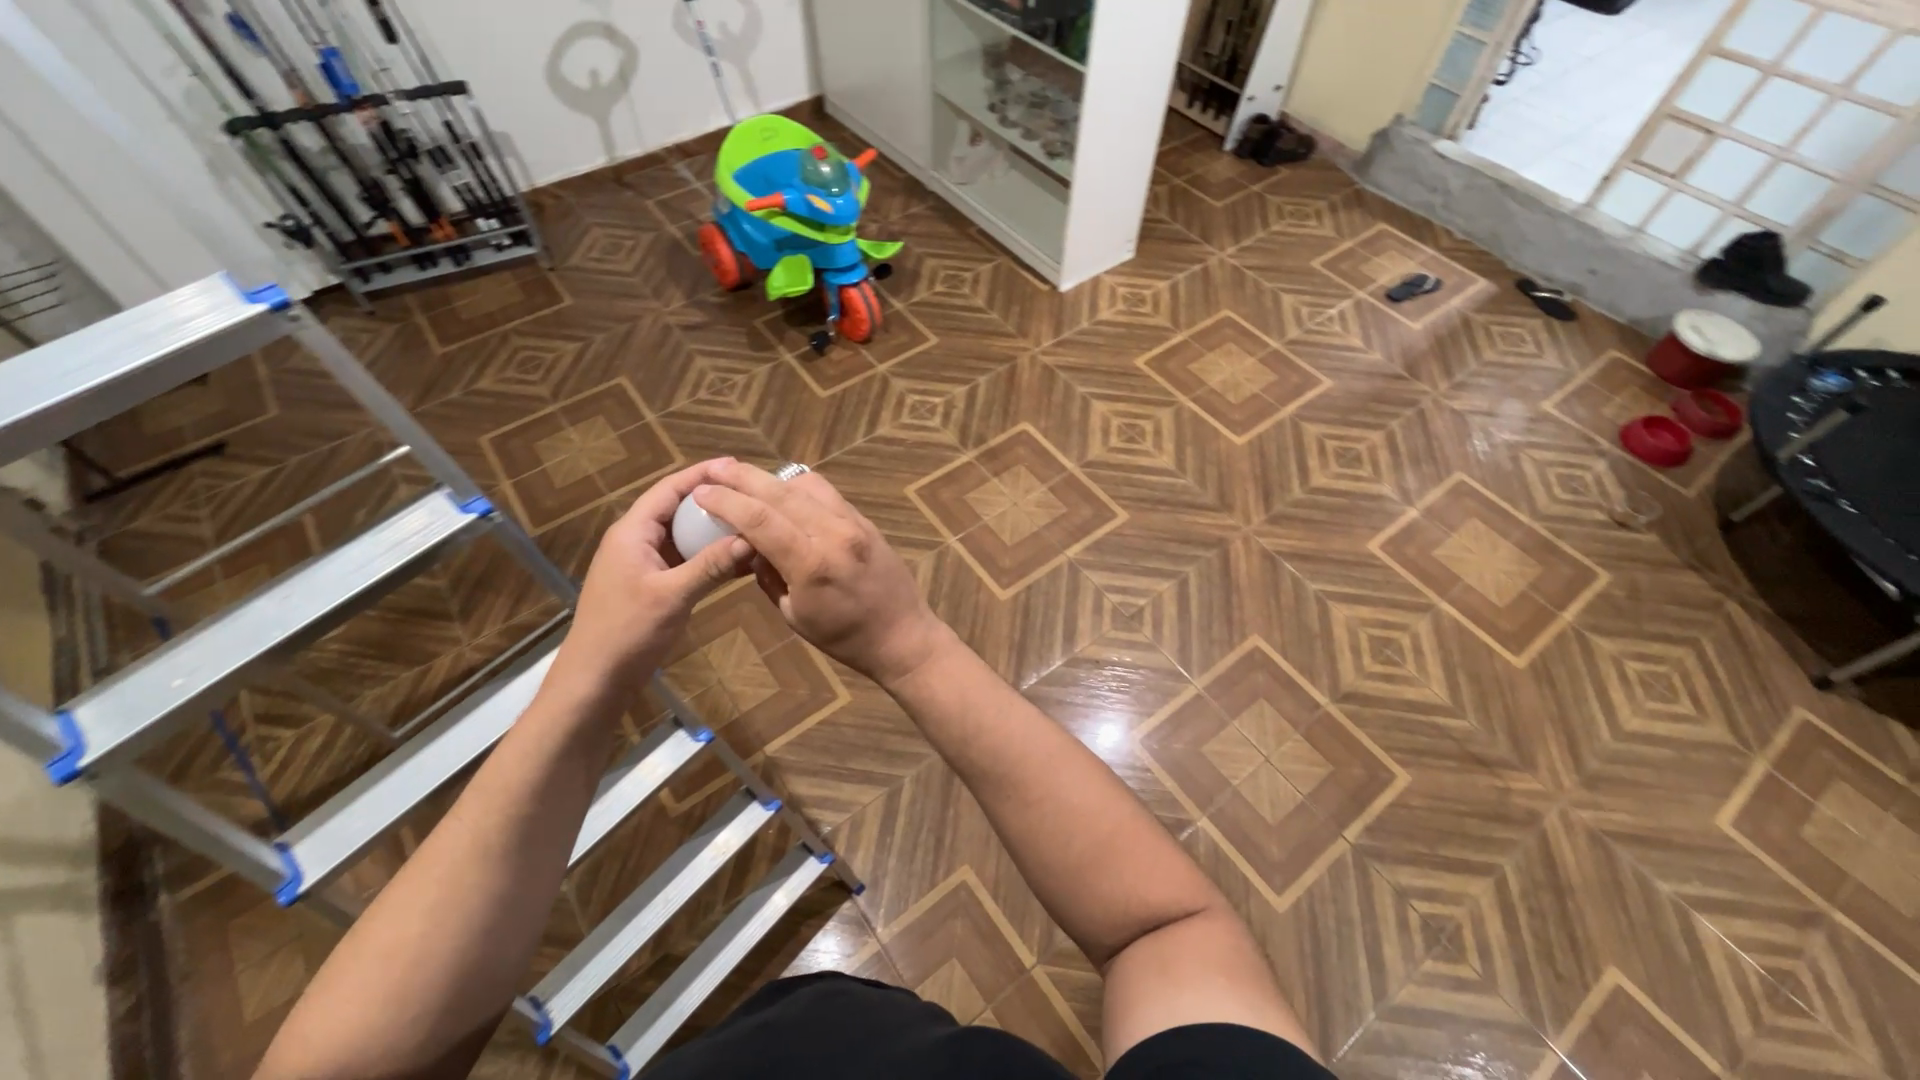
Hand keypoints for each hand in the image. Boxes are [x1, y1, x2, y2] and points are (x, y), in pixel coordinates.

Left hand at [548, 459, 753, 694]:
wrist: (596, 679)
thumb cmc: (628, 631)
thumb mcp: (674, 596)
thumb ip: (712, 564)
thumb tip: (752, 537)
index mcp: (632, 532)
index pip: (669, 489)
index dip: (702, 474)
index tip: (736, 464)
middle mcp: (636, 540)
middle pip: (677, 508)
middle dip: (713, 500)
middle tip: (753, 494)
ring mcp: (642, 564)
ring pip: (682, 535)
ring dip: (712, 529)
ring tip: (752, 522)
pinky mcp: (650, 585)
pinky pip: (683, 559)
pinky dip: (707, 555)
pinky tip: (737, 560)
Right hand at [694, 461, 948, 686]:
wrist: (901, 634)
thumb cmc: (843, 637)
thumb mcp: (794, 614)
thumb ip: (768, 575)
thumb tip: (750, 545)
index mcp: (811, 564)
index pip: (760, 519)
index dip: (726, 501)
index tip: (702, 492)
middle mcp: (833, 533)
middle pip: (780, 492)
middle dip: (742, 477)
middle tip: (714, 468)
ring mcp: (853, 522)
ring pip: (805, 484)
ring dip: (771, 478)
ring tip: (744, 477)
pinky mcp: (864, 520)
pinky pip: (826, 493)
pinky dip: (799, 487)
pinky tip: (783, 491)